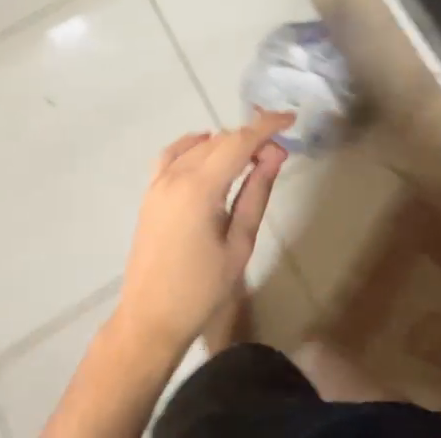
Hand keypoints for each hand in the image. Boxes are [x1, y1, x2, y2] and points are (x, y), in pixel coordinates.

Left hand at [114, 113, 293, 350]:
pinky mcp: (151, 193)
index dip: (266, 126)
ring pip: (199, 145)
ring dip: (227, 142)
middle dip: (251, 137)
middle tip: (278, 154)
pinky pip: (174, 155)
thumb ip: (256, 193)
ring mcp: (158, 183)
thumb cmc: (201, 290)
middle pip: (220, 140)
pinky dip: (195, 146)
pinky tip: (210, 153)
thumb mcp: (239, 243)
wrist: (150, 320)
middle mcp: (176, 175)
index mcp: (200, 188)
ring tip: (251, 157)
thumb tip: (275, 154)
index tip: (290, 119)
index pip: (239, 141)